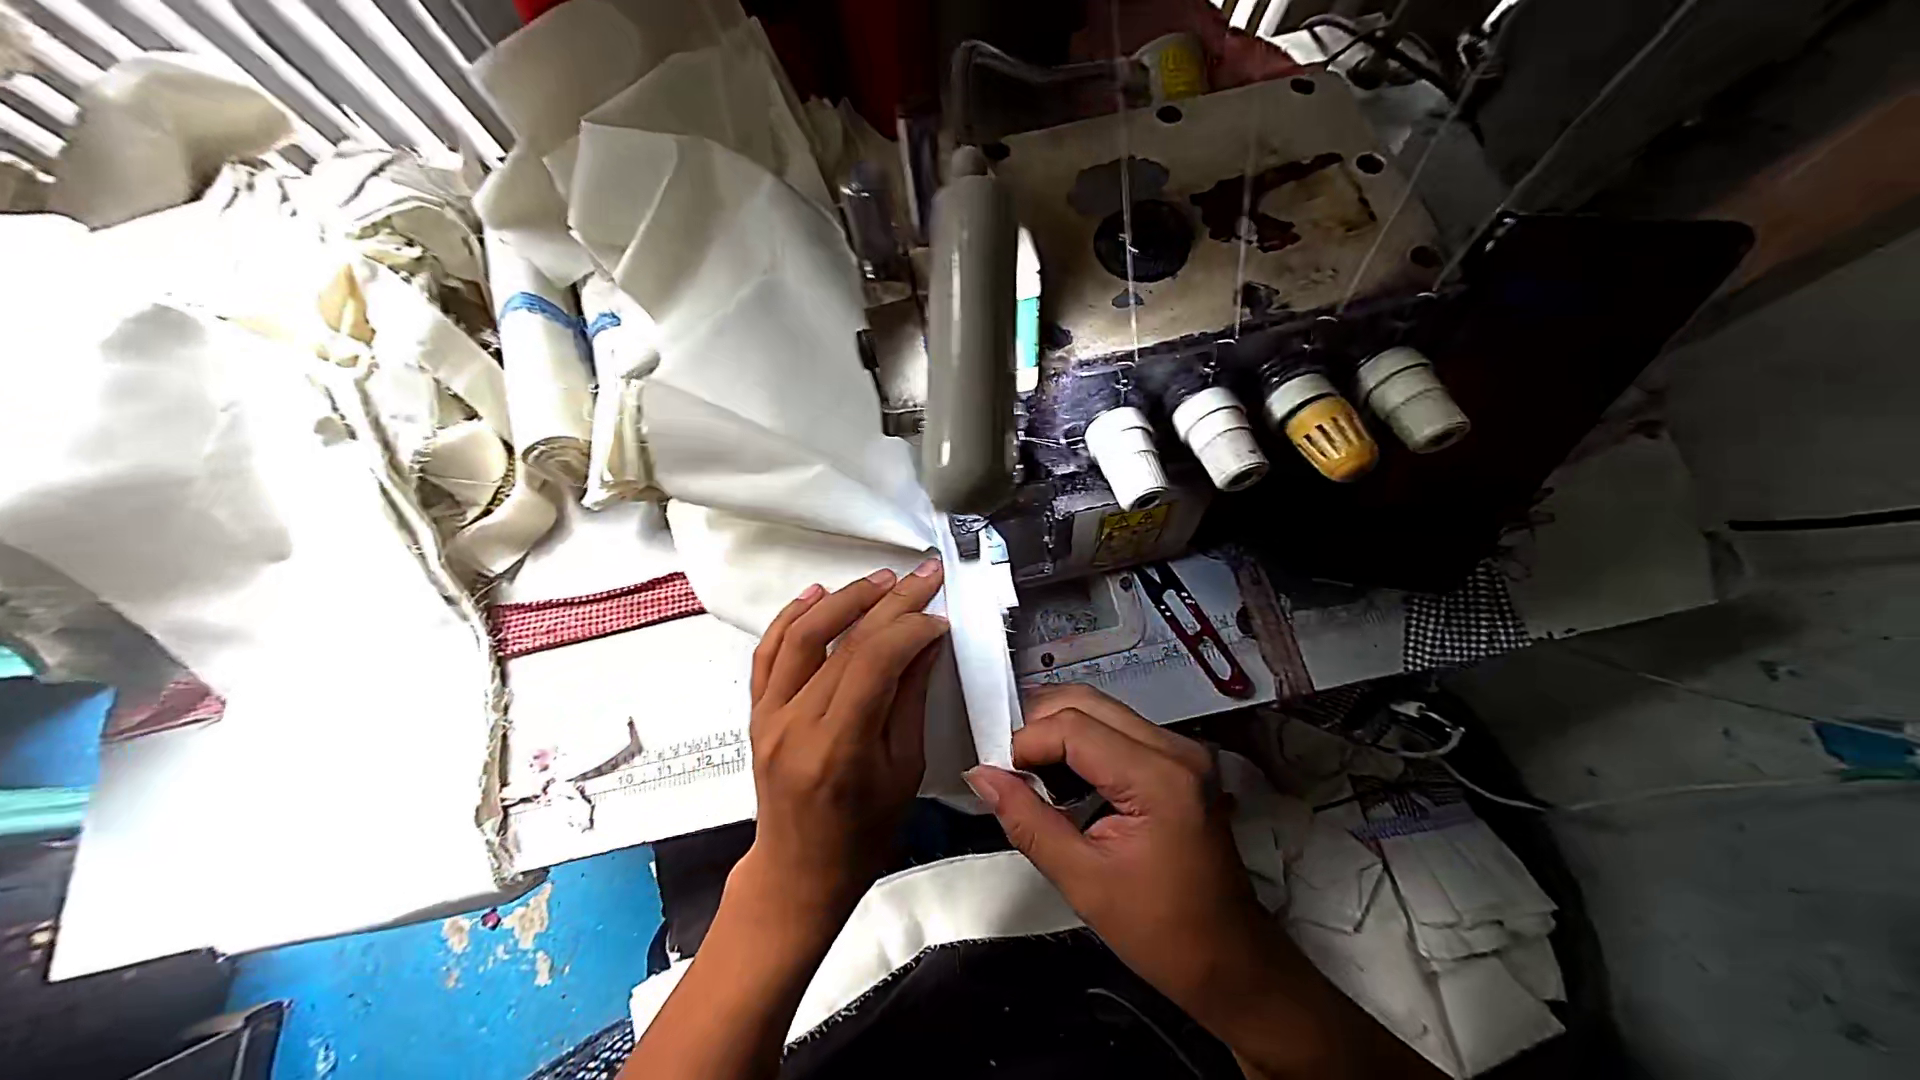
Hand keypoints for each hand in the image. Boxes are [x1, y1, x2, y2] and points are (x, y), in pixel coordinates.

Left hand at [743, 559, 949, 920]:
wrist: (799, 871)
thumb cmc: (859, 835)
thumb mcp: (904, 770)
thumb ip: (911, 699)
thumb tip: (925, 644)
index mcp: (840, 748)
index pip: (876, 660)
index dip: (911, 629)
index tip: (937, 620)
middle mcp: (797, 725)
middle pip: (846, 641)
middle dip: (891, 602)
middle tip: (922, 578)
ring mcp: (770, 716)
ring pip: (803, 635)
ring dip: (845, 598)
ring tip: (881, 579)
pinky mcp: (759, 713)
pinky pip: (769, 652)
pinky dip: (792, 617)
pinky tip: (817, 594)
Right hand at [962, 685, 1268, 1012]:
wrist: (1229, 959)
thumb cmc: (1163, 932)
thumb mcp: (1082, 880)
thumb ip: (1027, 820)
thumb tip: (982, 777)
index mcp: (1159, 778)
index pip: (1074, 727)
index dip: (1026, 743)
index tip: (999, 774)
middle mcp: (1176, 749)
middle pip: (1087, 703)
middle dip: (1038, 726)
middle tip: (1009, 766)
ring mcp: (1181, 750)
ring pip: (1101, 708)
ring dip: (1057, 730)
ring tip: (1030, 771)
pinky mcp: (1177, 758)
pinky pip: (1117, 727)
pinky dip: (1080, 741)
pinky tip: (1062, 774)